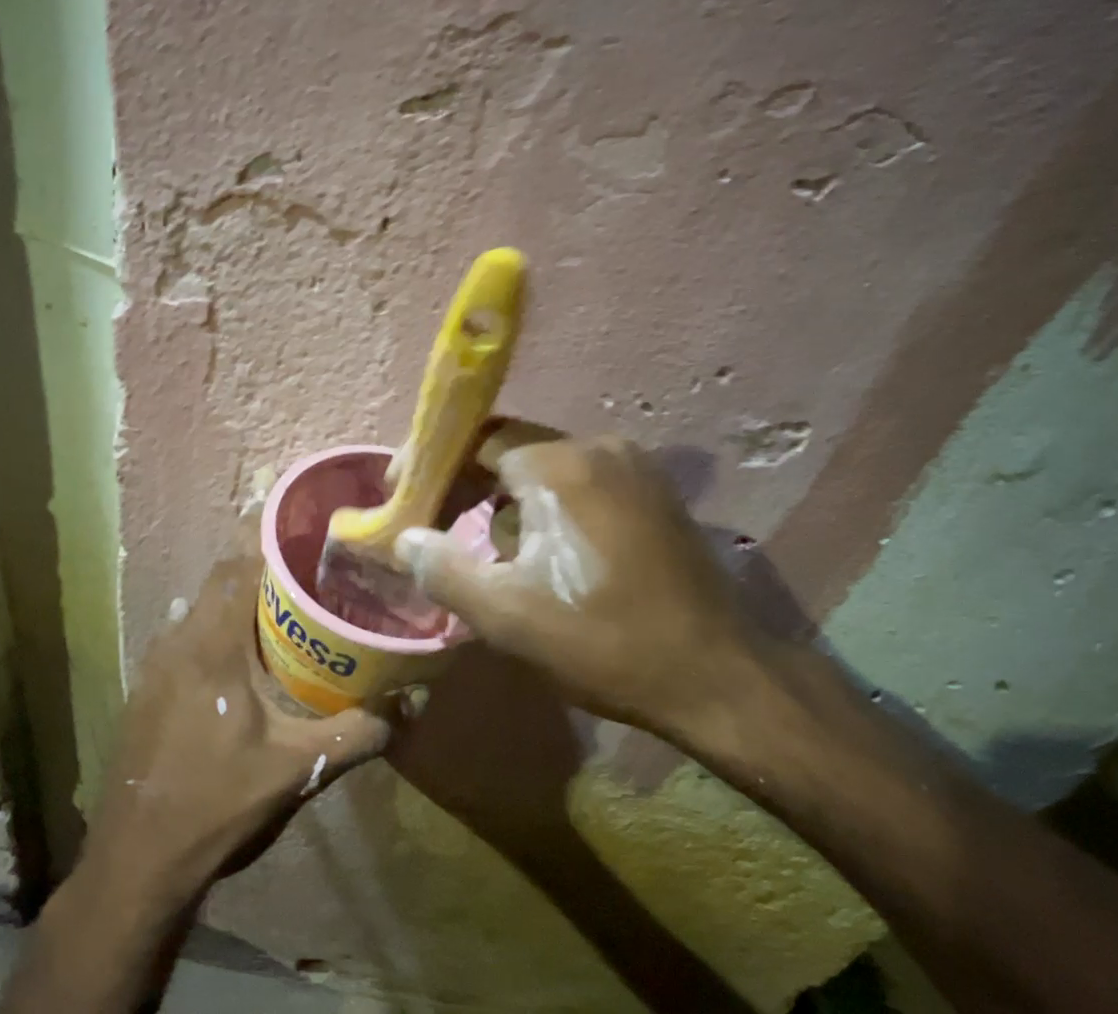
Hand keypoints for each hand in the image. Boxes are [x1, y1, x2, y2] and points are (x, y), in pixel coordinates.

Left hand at [88, 521, 406, 889]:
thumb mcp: (299, 769)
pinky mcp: (146, 695)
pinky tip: (241, 656)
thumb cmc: (218, 803)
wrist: (138, 860)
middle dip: (262, 567)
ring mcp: (154, 670)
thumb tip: (412, 705)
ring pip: (199, 612)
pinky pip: (184, 640)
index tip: (302, 515)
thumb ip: (359, 732)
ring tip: (284, 604)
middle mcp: (176, 644)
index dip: (267, 533)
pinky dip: (216, 632)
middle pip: (220, 583)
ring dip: (237, 602)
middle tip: (312, 564)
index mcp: (211, 646)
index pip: (238, 565)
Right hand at [392, 432, 786, 746]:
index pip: (478, 441)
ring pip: (550, 469)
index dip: (434, 465)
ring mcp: (638, 469)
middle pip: (514, 450)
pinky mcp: (658, 495)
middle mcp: (601, 448)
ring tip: (489, 553)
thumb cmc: (604, 643)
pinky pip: (585, 484)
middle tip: (438, 527)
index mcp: (561, 467)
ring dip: (511, 501)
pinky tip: (545, 554)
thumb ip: (444, 570)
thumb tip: (406, 538)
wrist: (715, 675)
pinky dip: (552, 507)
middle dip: (470, 486)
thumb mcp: (508, 617)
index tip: (402, 496)